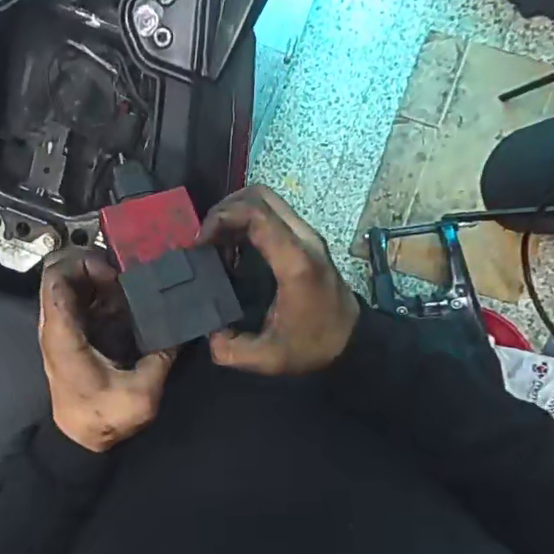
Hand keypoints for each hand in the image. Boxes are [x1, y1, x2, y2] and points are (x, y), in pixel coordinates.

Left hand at [39, 249, 176, 450]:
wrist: (80, 441)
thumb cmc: (102, 418)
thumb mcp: (140, 392)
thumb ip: (162, 357)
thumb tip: (182, 328)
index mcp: (62, 332)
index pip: (55, 276)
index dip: (83, 264)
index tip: (115, 276)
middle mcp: (57, 324)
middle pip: (64, 272)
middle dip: (95, 266)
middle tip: (127, 276)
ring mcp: (65, 328)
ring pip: (76, 285)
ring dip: (102, 281)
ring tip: (134, 289)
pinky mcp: (76, 335)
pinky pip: (86, 301)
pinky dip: (106, 296)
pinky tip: (132, 304)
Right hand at [197, 185, 359, 374]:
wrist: (354, 343)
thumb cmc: (313, 346)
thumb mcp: (269, 358)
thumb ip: (231, 349)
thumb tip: (209, 334)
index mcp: (295, 262)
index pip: (256, 215)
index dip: (221, 219)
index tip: (199, 243)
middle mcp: (304, 239)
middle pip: (259, 195)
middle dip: (224, 209)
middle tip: (205, 238)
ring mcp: (307, 235)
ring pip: (266, 200)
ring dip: (235, 213)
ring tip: (216, 242)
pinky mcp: (306, 239)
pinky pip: (272, 213)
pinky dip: (247, 220)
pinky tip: (233, 248)